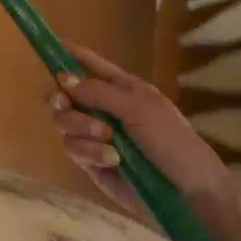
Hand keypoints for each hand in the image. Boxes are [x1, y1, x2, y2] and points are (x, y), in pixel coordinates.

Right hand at [49, 45, 240, 240]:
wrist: (192, 196)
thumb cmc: (174, 143)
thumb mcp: (139, 109)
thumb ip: (98, 92)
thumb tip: (60, 78)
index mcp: (120, 89)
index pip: (88, 64)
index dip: (68, 53)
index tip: (48, 44)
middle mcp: (104, 109)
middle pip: (63, 94)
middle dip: (63, 100)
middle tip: (64, 104)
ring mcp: (97, 136)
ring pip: (64, 121)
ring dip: (81, 127)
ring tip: (107, 140)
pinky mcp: (94, 163)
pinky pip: (73, 148)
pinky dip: (88, 151)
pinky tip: (111, 159)